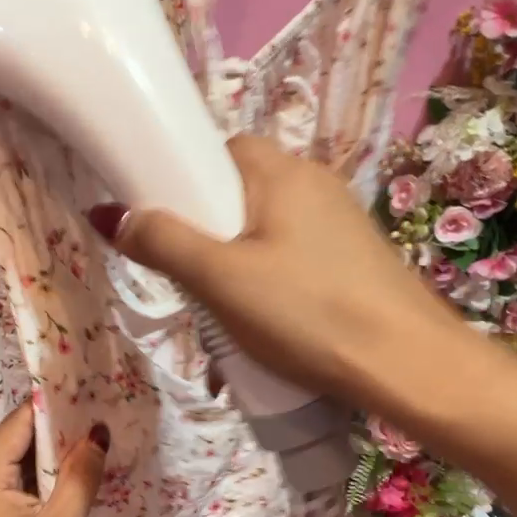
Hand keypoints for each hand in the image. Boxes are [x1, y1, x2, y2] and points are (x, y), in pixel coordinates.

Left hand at [0, 403, 107, 516]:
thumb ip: (80, 475)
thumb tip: (97, 432)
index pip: (20, 422)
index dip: (54, 408)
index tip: (89, 398)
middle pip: (15, 436)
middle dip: (54, 429)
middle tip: (95, 421)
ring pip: (15, 458)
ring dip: (48, 454)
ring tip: (87, 445)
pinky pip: (11, 478)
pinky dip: (37, 475)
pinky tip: (65, 478)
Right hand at [88, 134, 466, 415]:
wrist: (405, 365)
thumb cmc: (306, 313)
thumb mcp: (220, 281)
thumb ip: (163, 244)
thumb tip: (111, 214)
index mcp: (281, 173)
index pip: (219, 152)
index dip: (185, 183)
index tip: (164, 229)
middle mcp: (313, 185)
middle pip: (239, 197)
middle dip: (205, 240)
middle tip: (189, 286)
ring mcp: (338, 225)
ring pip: (263, 236)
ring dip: (233, 274)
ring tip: (222, 323)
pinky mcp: (352, 262)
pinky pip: (291, 264)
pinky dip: (266, 290)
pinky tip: (263, 334)